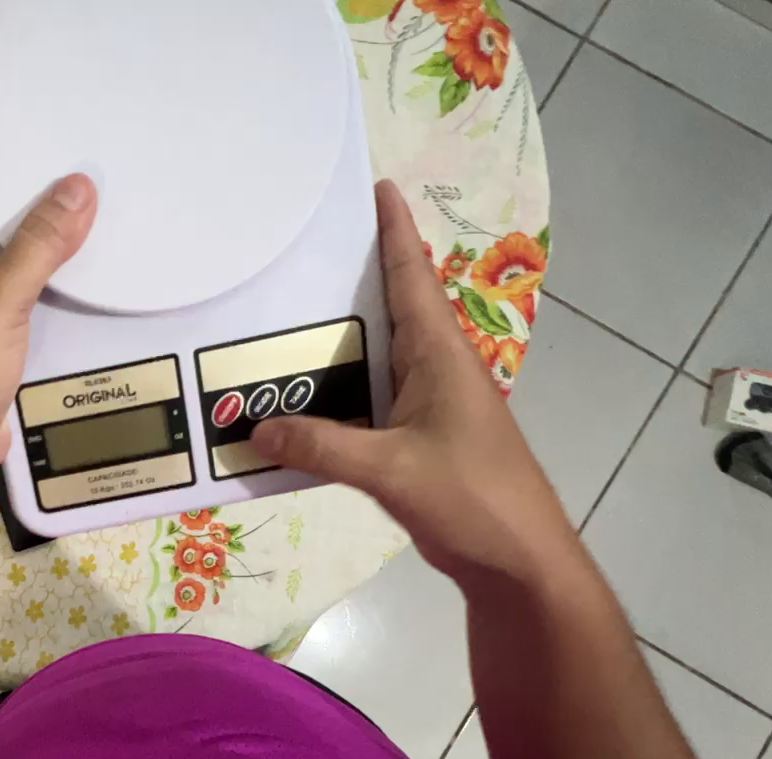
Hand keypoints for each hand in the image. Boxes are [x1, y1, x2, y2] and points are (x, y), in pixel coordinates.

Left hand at [0, 174, 98, 487]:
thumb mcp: (2, 297)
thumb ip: (39, 243)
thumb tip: (79, 185)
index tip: (19, 158)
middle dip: (11, 212)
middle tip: (61, 188)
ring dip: (25, 255)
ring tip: (73, 227)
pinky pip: (3, 305)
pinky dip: (29, 293)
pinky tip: (66, 286)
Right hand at [252, 180, 579, 586]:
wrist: (515, 558)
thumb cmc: (471, 496)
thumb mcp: (390, 468)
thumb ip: (321, 446)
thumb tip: (255, 431)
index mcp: (438, 355)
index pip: (412, 276)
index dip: (394, 231)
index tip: (374, 188)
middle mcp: (432, 370)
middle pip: (387, 311)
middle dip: (346, 283)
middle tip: (291, 263)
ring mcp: (425, 407)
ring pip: (371, 361)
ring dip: (332, 348)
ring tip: (276, 331)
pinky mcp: (414, 441)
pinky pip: (364, 406)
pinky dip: (331, 402)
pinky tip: (295, 408)